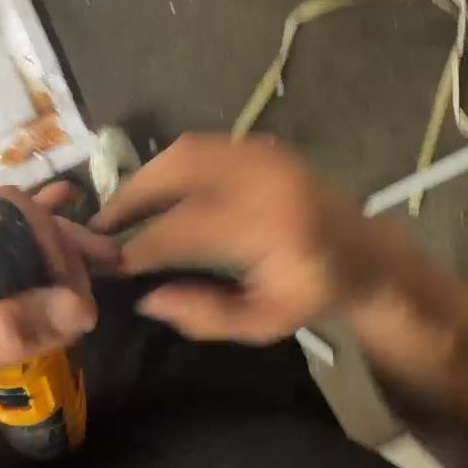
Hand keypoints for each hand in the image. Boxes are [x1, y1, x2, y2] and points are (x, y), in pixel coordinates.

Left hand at [0, 184, 113, 464]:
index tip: (73, 283)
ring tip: (111, 262)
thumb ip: (7, 329)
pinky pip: (28, 279)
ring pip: (31, 249)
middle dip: (68, 242)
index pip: (6, 211)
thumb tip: (81, 307)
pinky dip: (58, 273)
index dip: (48, 234)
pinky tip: (84, 256)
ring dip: (69, 256)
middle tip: (110, 266)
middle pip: (25, 226)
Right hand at [92, 135, 404, 343]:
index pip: (185, 229)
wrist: (366, 253)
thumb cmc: (314, 293)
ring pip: (186, 150)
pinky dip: (172, 165)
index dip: (141, 245)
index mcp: (272, 228)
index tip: (111, 262)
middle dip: (133, 196)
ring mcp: (266, 153)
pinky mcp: (263, 144)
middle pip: (179, 171)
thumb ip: (206, 315)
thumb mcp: (265, 323)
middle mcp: (266, 179)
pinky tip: (157, 190)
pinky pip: (203, 145)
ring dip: (147, 176)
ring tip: (123, 206)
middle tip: (101, 224)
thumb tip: (148, 298)